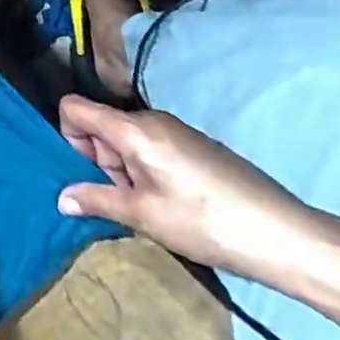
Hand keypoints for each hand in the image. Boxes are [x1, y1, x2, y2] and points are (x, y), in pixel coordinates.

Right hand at [56, 95, 327, 285]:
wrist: (279, 231)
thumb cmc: (202, 221)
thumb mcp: (143, 216)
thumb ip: (97, 200)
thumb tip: (61, 197)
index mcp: (132, 127)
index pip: (75, 107)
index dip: (68, 136)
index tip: (88, 173)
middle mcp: (150, 118)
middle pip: (102, 125)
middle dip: (101, 161)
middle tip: (127, 201)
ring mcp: (174, 128)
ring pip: (126, 138)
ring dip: (125, 170)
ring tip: (152, 207)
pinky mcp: (193, 142)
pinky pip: (150, 145)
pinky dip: (146, 169)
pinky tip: (171, 203)